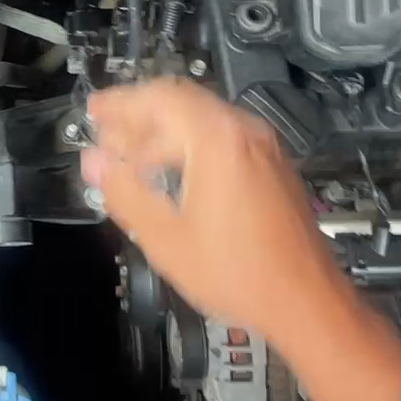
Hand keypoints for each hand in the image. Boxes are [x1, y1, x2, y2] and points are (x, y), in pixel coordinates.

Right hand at [80, 78, 400, 400]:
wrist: (307, 302)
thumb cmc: (237, 273)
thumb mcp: (165, 238)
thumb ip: (124, 192)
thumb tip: (94, 162)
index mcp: (218, 139)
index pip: (159, 98)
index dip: (120, 101)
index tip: (93, 110)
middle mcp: (244, 132)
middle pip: (180, 102)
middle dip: (138, 115)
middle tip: (104, 133)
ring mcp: (263, 147)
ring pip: (201, 119)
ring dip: (161, 132)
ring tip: (129, 158)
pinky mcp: (271, 166)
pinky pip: (222, 137)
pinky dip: (187, 144)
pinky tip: (169, 173)